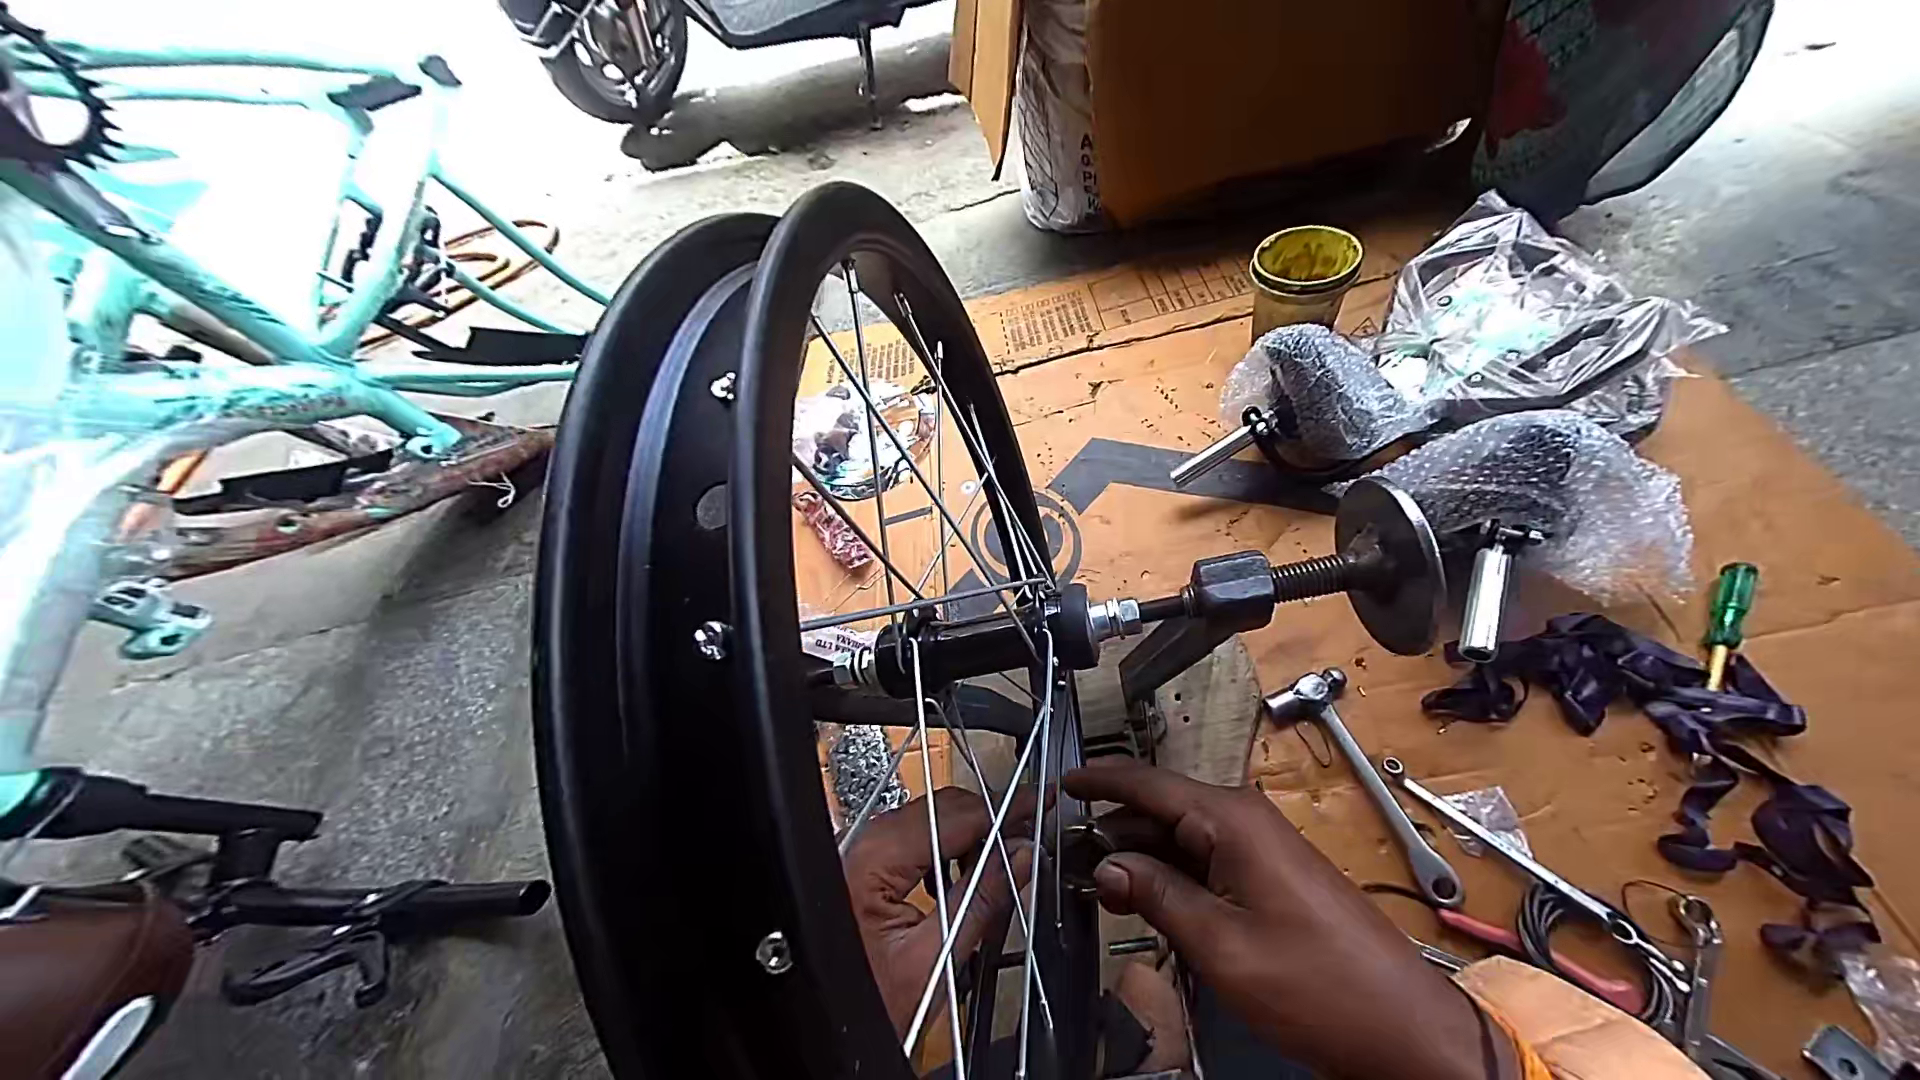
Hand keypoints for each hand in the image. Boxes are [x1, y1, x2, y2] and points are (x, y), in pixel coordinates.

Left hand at [843, 787, 1033, 1036]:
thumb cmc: (868, 1002)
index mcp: (874, 858)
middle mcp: (862, 840)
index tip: (1036, 801)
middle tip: (1030, 823)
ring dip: (969, 830)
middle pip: (940, 807)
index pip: (953, 816)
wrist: (829, 1030)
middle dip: (989, 815)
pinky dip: (945, 843)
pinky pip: (913, 834)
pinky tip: (965, 868)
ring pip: (929, 816)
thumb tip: (1021, 853)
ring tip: (1003, 852)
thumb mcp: (935, 959)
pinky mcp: (863, 859)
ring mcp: (860, 847)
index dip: (1002, 807)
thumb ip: (982, 898)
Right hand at [1064, 760, 1500, 1079]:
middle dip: (1113, 830)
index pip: (1146, 782)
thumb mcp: (1221, 944)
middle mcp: (1240, 816)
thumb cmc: (1314, 985)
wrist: (1406, 1030)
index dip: (1099, 780)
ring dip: (1139, 857)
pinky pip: (1202, 857)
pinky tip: (1143, 897)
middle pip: (1158, 809)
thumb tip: (1104, 865)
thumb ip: (1155, 895)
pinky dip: (1169, 873)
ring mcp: (1255, 842)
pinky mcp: (1263, 869)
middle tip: (1070, 858)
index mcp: (1228, 818)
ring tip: (1098, 885)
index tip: (1061, 784)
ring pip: (1177, 835)